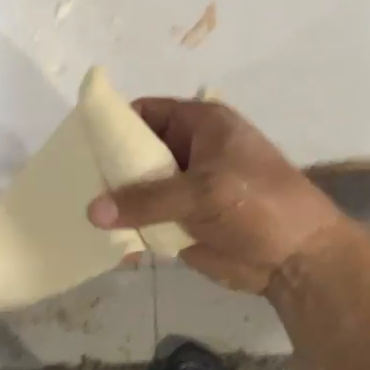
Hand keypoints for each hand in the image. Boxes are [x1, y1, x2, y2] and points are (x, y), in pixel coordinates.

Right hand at [87, 98, 351, 294]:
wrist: (294, 257)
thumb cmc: (259, 206)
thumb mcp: (201, 193)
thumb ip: (145, 200)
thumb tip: (92, 211)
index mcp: (201, 126)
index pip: (148, 112)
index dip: (116, 123)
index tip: (83, 142)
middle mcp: (189, 153)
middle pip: (136, 152)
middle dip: (108, 167)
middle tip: (74, 182)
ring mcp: (183, 191)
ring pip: (137, 190)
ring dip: (114, 202)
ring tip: (78, 211)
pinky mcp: (179, 224)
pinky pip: (143, 221)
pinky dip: (125, 228)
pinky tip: (101, 237)